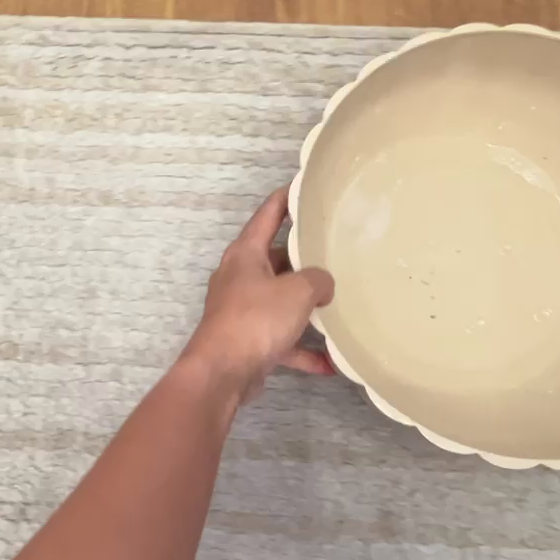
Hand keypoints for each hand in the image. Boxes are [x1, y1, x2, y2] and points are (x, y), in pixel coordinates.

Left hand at [180, 187, 335, 403]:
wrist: (221, 373)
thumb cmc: (256, 320)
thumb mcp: (297, 291)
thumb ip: (318, 279)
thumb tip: (323, 285)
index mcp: (245, 254)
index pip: (267, 215)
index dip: (286, 198)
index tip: (304, 186)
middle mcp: (240, 277)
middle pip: (276, 259)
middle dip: (304, 259)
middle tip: (335, 253)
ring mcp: (241, 310)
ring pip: (279, 300)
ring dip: (306, 307)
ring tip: (338, 304)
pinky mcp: (247, 341)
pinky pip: (281, 339)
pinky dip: (303, 349)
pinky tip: (330, 362)